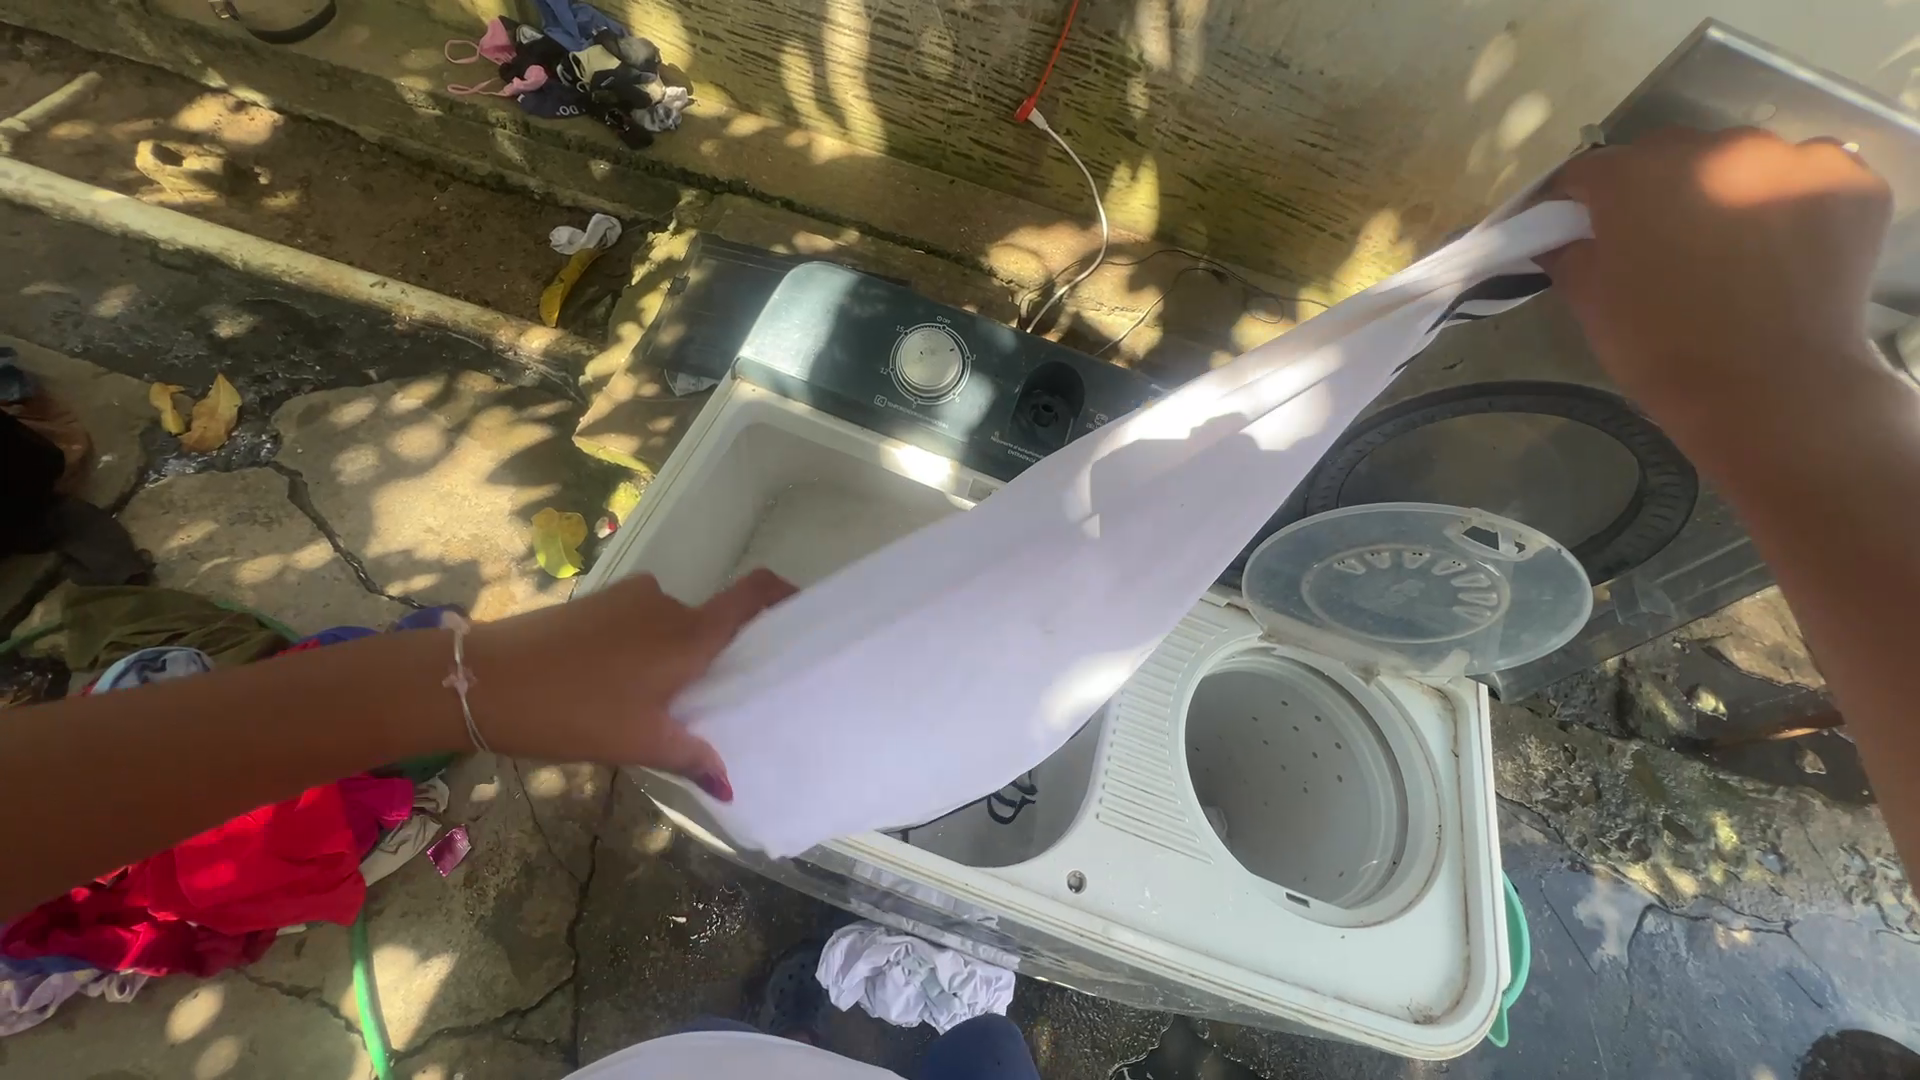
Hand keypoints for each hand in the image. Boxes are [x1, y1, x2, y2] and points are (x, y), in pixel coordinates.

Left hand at [463, 568, 796, 799]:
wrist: (482, 680)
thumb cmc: (574, 711)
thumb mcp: (639, 742)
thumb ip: (692, 757)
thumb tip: (731, 787)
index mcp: (692, 634)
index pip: (754, 593)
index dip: (784, 594)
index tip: (800, 613)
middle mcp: (670, 604)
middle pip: (714, 619)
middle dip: (716, 653)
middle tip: (709, 695)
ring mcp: (632, 597)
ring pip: (673, 624)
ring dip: (673, 653)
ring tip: (652, 698)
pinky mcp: (599, 600)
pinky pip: (642, 619)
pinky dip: (644, 645)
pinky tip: (615, 683)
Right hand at [1540, 127, 1892, 444]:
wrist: (1764, 383)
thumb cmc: (1654, 342)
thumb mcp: (1587, 298)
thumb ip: (1569, 253)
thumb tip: (1561, 238)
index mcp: (1640, 177)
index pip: (1587, 169)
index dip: (1567, 198)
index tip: (1561, 224)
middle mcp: (1720, 147)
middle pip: (1665, 153)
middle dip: (1644, 186)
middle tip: (1637, 235)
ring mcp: (1796, 158)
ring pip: (1737, 158)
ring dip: (1714, 186)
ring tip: (1709, 238)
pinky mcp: (1852, 181)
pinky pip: (1798, 175)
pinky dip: (1774, 199)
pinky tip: (1765, 243)